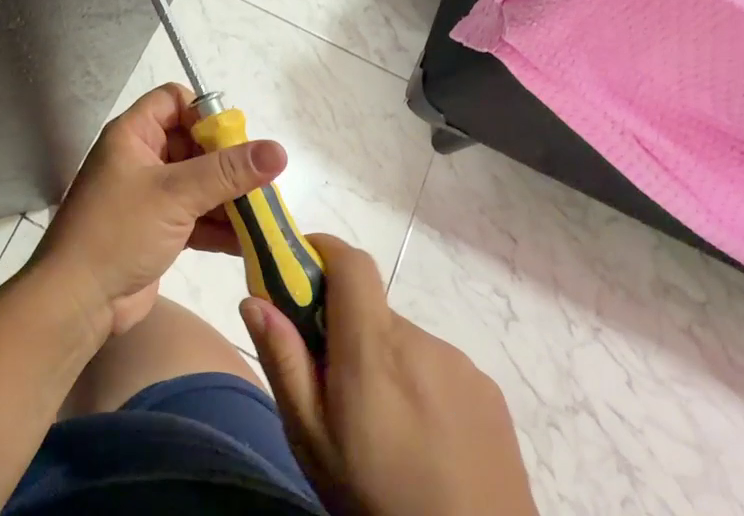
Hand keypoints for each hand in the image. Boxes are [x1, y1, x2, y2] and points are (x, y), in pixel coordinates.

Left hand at [31, 83, 286, 335]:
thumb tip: (278, 150)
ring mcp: (149, 196)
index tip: (238, 140)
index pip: (172, 101)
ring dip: (231, 199)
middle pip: (193, 145)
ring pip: (199, 185)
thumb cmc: (119, 230)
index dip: (205, 113)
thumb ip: (227, 172)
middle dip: (229, 163)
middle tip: (265, 182)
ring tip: (269, 216)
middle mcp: (139, 159)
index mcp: (132, 136)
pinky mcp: (158, 230)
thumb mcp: (175, 195)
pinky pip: (196, 218)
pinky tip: (254, 242)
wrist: (79, 296)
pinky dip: (221, 227)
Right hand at [240, 233, 537, 515]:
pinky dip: (415, 382)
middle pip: (371, 309)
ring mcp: (462, 367)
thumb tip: (254, 298)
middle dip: (343, 329)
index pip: (351, 263)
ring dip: (380, 359)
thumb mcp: (310, 437)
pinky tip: (416, 436)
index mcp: (374, 348)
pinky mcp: (490, 394)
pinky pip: (437, 367)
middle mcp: (423, 342)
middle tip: (328, 385)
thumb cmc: (376, 496)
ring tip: (377, 423)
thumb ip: (284, 361)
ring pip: (402, 341)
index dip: (322, 252)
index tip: (297, 271)